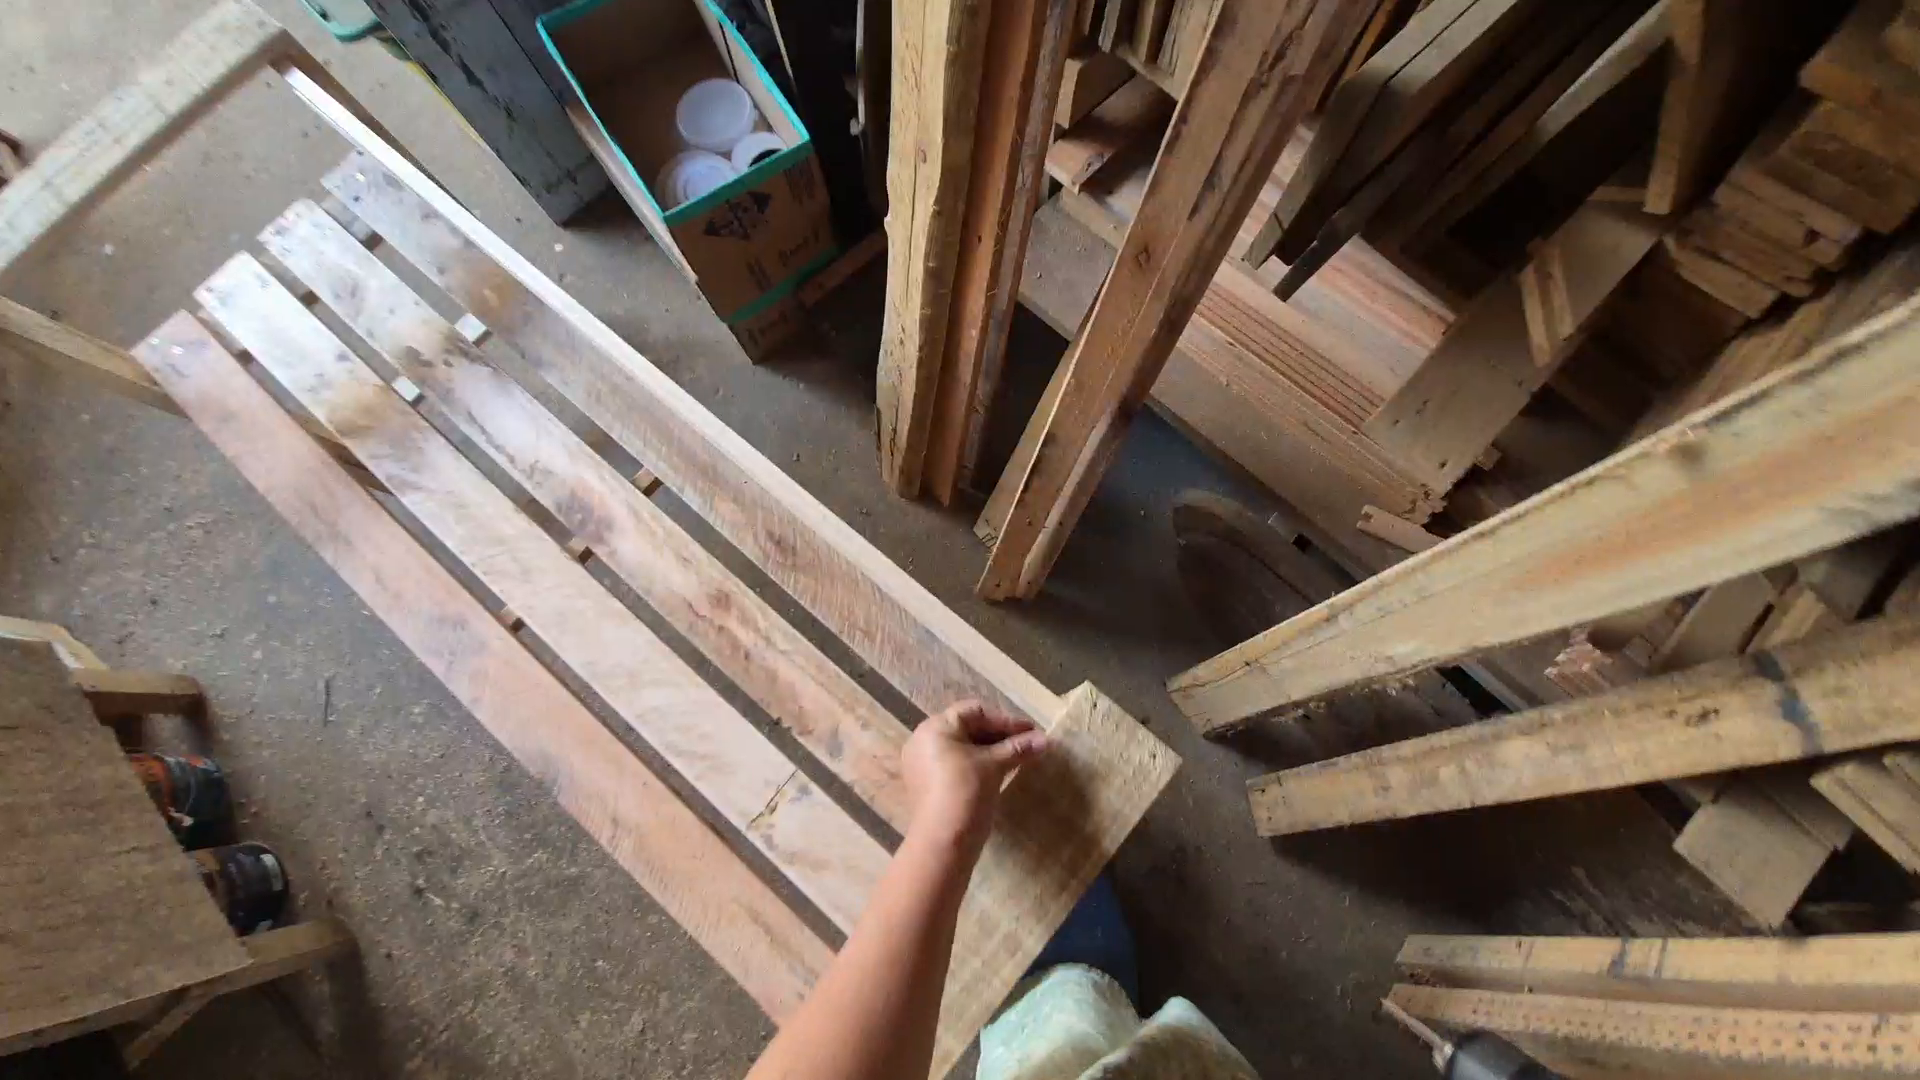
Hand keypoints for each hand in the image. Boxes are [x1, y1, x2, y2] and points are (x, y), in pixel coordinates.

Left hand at [902, 700, 1049, 848]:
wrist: (942, 843)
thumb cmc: (966, 792)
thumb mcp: (994, 766)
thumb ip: (1018, 748)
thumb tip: (1045, 739)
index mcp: (935, 727)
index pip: (976, 712)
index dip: (1006, 721)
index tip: (1031, 731)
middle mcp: (924, 740)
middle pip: (968, 728)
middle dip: (1000, 736)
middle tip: (1027, 744)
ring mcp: (923, 764)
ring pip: (963, 748)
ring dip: (991, 751)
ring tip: (1017, 759)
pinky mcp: (926, 785)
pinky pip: (955, 765)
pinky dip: (977, 765)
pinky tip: (998, 774)